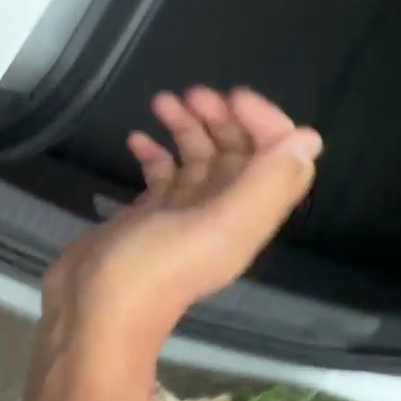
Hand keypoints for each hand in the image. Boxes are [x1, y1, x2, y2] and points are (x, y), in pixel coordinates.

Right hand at [42, 87, 322, 346]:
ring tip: (160, 102)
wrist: (94, 307)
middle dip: (221, 120)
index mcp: (246, 216)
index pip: (276, 161)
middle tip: (190, 93)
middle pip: (236, 158)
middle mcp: (220, 214)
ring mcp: (179, 216)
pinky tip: (135, 139)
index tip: (230, 95)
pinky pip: (161, 178)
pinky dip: (153, 154)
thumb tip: (305, 139)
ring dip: (186, 130)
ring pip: (197, 162)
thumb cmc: (151, 266)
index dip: (265, 125)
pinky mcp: (145, 218)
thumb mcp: (213, 227)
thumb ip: (262, 186)